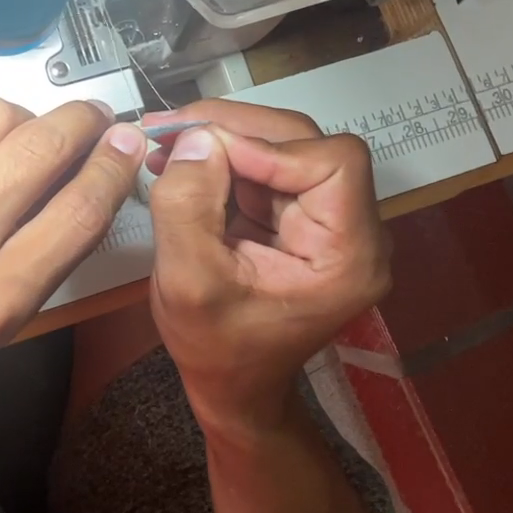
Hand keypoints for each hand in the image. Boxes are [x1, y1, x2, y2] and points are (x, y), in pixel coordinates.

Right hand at [142, 100, 389, 439]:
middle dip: (234, 129)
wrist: (228, 383)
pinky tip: (177, 161)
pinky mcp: (294, 214)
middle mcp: (350, 228)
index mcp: (347, 254)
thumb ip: (188, 206)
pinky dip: (217, 156)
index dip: (268, 148)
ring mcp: (322, 219)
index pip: (332, 163)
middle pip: (305, 143)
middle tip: (167, 128)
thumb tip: (194, 138)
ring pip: (279, 145)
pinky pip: (261, 165)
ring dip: (219, 137)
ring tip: (163, 142)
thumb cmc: (214, 347)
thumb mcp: (187, 281)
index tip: (203, 153)